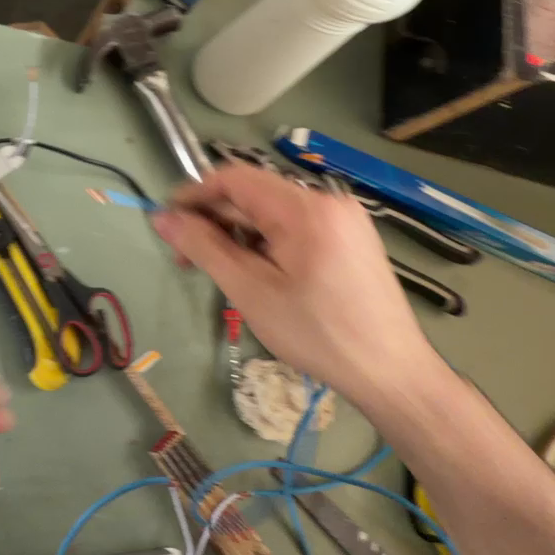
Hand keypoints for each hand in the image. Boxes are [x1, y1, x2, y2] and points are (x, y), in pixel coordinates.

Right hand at [151, 162, 439, 400]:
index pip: (234, 178)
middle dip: (214, 221)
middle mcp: (327, 201)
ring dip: (237, 234)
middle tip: (186, 258)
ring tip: (220, 272)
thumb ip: (203, 247)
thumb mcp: (250, 291)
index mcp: (305, 208)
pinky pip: (293, 226)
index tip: (168, 224)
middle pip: (252, 195)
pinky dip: (265, 242)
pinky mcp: (349, 238)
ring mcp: (342, 219)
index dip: (194, 195)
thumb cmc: (318, 335)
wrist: (394, 376)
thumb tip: (161, 218)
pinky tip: (255, 273)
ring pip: (270, 212)